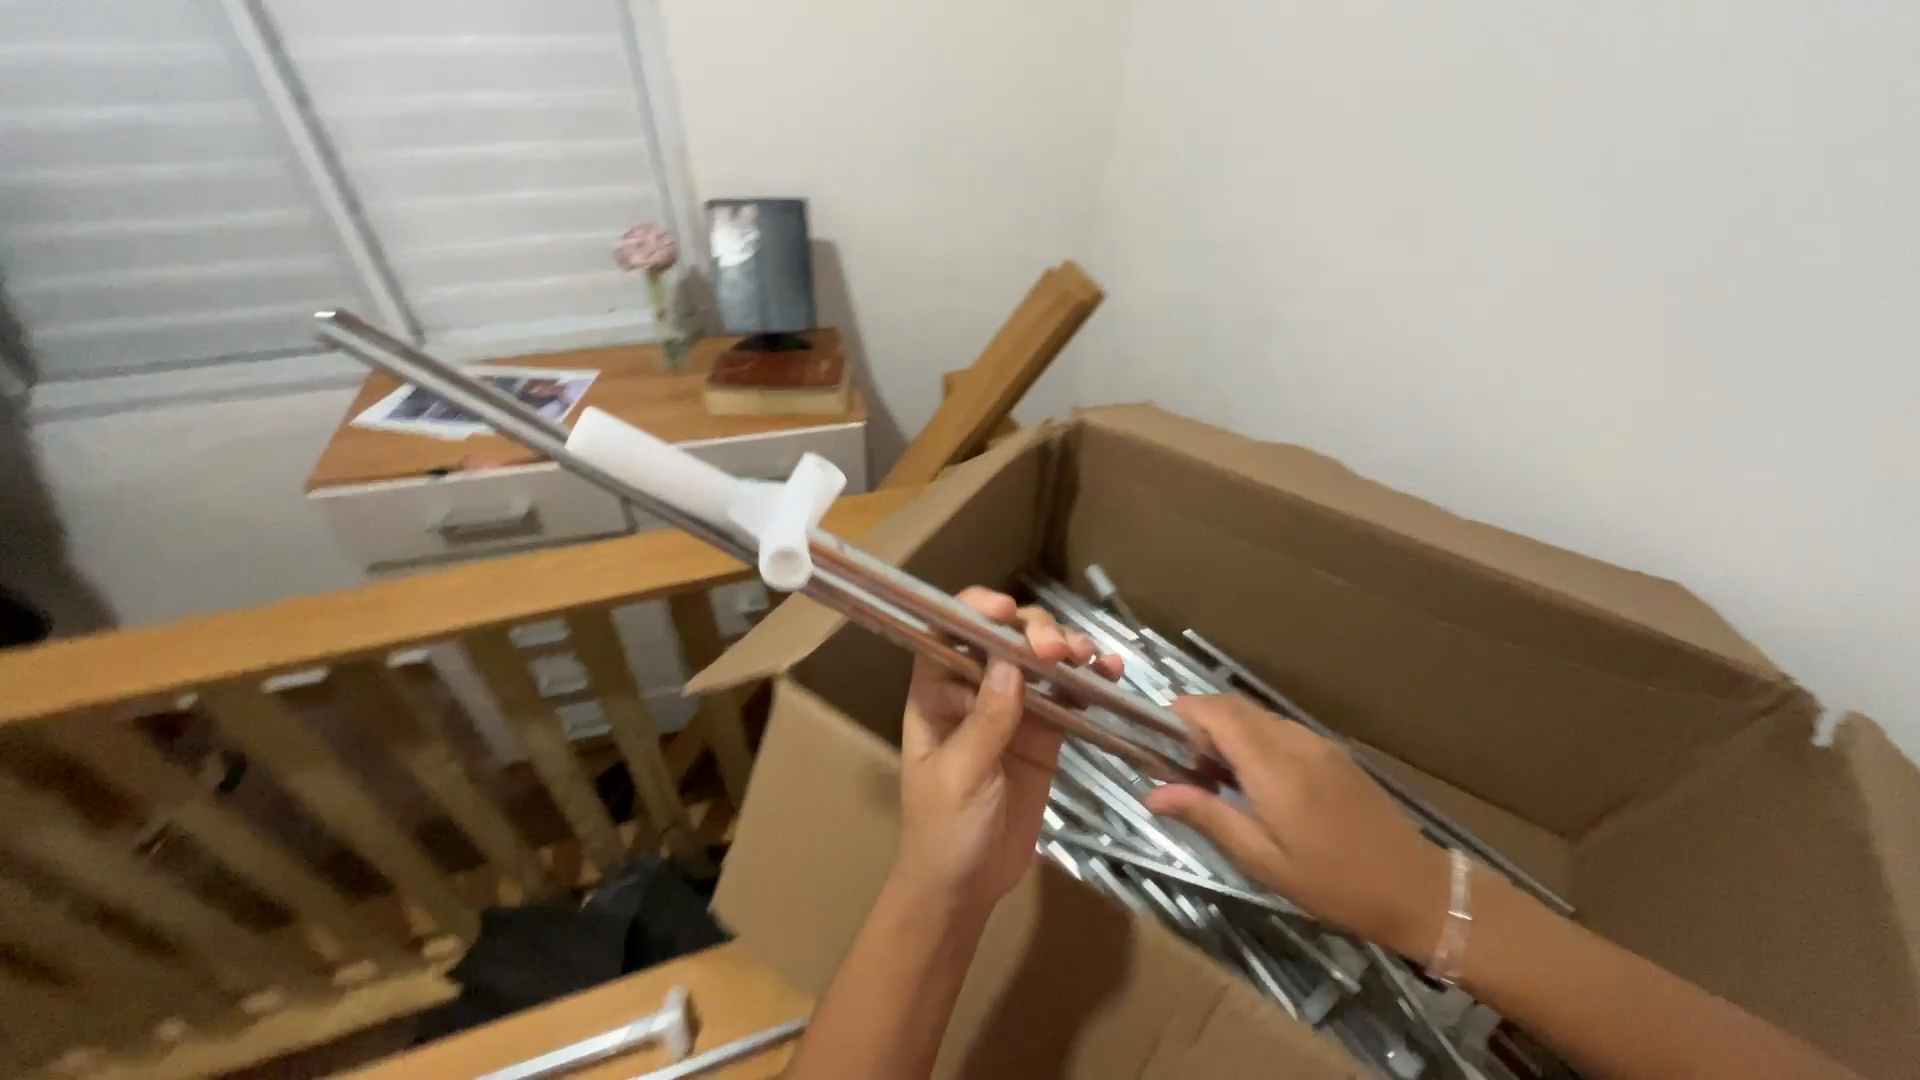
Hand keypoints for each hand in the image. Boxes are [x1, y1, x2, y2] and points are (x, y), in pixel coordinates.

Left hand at [893, 587, 1122, 916]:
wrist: (966, 888)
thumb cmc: (943, 830)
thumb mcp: (960, 775)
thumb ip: (986, 721)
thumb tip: (1011, 663)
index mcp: (936, 695)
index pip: (948, 635)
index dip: (974, 612)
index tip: (1006, 611)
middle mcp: (974, 692)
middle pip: (1002, 640)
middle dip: (1033, 632)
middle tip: (1059, 650)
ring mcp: (1013, 711)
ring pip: (1040, 662)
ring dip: (1067, 648)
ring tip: (1092, 657)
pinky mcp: (1045, 735)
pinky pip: (1068, 698)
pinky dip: (1089, 682)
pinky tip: (1111, 673)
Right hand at [1145, 695, 1449, 958]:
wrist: (1417, 889)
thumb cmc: (1333, 883)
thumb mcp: (1262, 860)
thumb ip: (1207, 816)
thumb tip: (1153, 795)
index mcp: (1273, 768)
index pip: (1218, 713)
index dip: (1183, 712)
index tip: (1157, 734)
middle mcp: (1294, 742)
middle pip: (1235, 706)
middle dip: (1200, 720)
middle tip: (1180, 760)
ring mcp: (1318, 744)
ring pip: (1257, 715)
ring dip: (1227, 729)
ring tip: (1214, 775)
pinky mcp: (1333, 753)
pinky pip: (1279, 729)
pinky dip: (1253, 739)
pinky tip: (1253, 780)